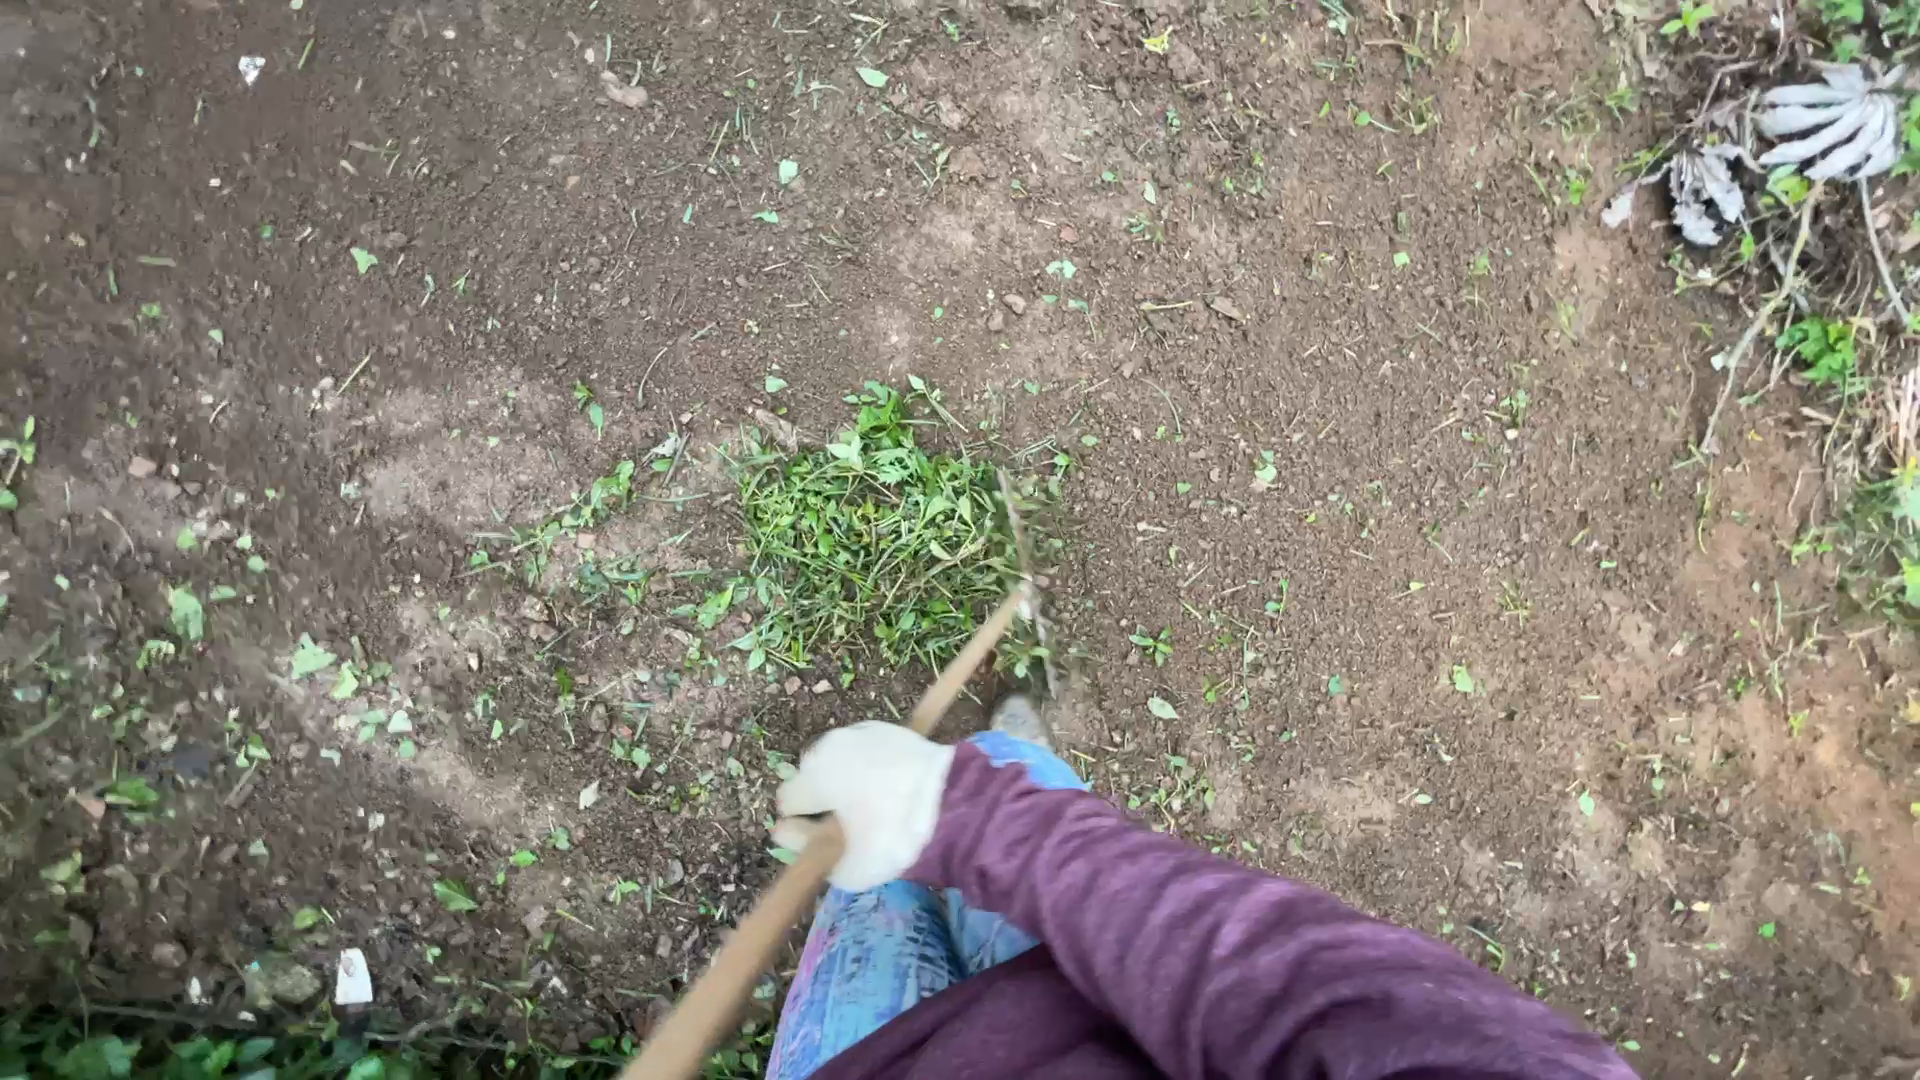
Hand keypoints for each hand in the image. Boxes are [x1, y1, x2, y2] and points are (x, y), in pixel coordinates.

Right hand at [772, 721, 954, 890]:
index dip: (800, 822)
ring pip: (837, 757)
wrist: (950, 801)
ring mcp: (859, 732)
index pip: (787, 800)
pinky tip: (889, 783)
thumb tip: (781, 832)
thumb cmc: (890, 839)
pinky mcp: (887, 728)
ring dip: (845, 776)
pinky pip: (863, 749)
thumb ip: (803, 847)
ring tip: (872, 802)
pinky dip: (869, 764)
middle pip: (810, 773)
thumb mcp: (842, 863)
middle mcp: (829, 746)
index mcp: (812, 777)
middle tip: (848, 821)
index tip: (821, 838)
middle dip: (821, 794)